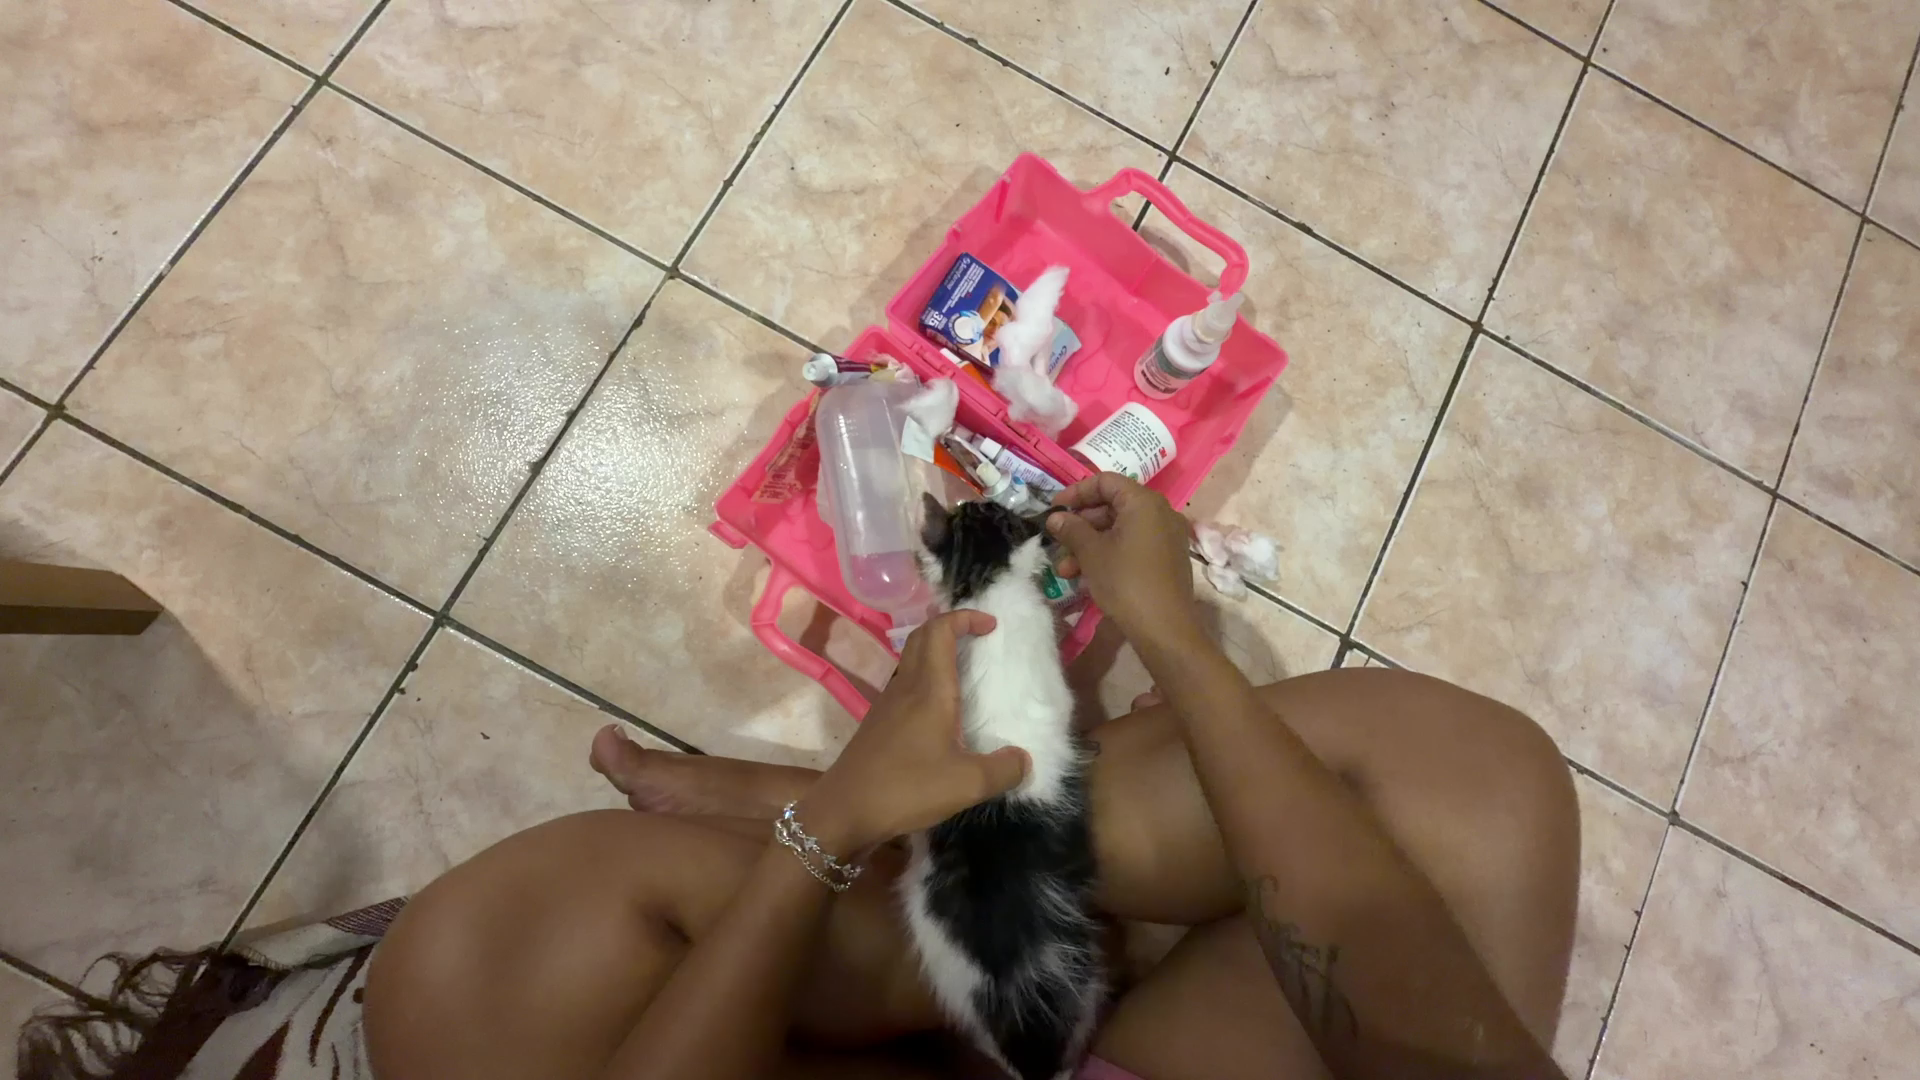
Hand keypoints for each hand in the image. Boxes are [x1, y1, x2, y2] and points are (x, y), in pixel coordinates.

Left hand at [796, 610, 1029, 853]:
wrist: (843, 811)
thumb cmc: (906, 788)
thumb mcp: (966, 784)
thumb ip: (1003, 770)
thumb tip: (1024, 760)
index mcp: (929, 689)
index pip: (941, 630)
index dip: (965, 618)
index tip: (991, 625)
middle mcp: (906, 686)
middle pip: (923, 637)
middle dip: (952, 627)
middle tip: (980, 638)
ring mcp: (888, 703)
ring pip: (913, 659)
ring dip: (937, 652)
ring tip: (966, 670)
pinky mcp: (879, 722)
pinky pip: (907, 684)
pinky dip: (927, 679)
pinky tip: (941, 711)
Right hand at [1047, 472, 1201, 648]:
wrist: (1165, 629)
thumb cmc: (1125, 582)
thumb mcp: (1091, 553)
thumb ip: (1071, 529)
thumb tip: (1056, 517)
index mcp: (1144, 502)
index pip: (1105, 482)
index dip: (1075, 493)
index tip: (1054, 510)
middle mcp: (1160, 513)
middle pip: (1112, 507)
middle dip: (1080, 526)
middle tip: (1058, 544)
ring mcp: (1166, 537)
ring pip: (1120, 530)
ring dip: (1089, 545)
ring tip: (1066, 571)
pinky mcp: (1167, 559)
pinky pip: (1133, 545)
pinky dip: (1109, 554)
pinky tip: (1086, 577)